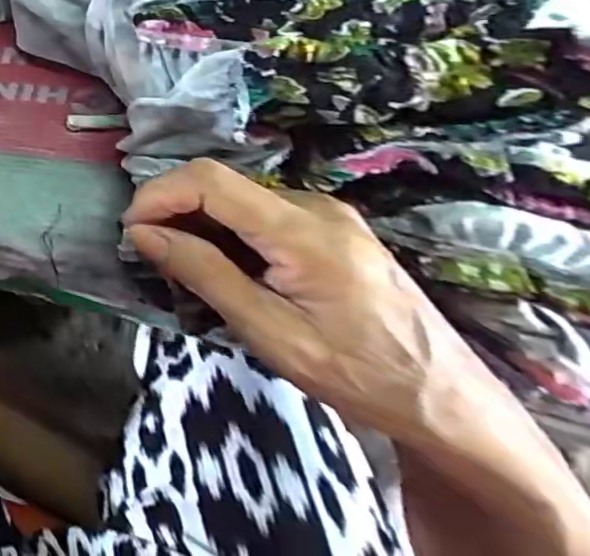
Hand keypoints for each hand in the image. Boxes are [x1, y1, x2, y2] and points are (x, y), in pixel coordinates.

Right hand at [123, 160, 509, 447]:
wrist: (456, 409)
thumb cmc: (361, 376)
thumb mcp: (271, 332)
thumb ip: (203, 273)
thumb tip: (142, 232)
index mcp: (305, 232)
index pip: (207, 180)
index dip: (157, 195)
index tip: (133, 232)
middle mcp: (316, 208)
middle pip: (218, 183)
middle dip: (171, 209)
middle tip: (152, 252)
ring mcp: (328, 216)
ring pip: (234, 196)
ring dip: (195, 221)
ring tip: (184, 264)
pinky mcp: (331, 229)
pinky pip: (257, 212)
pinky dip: (223, 229)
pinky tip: (224, 265)